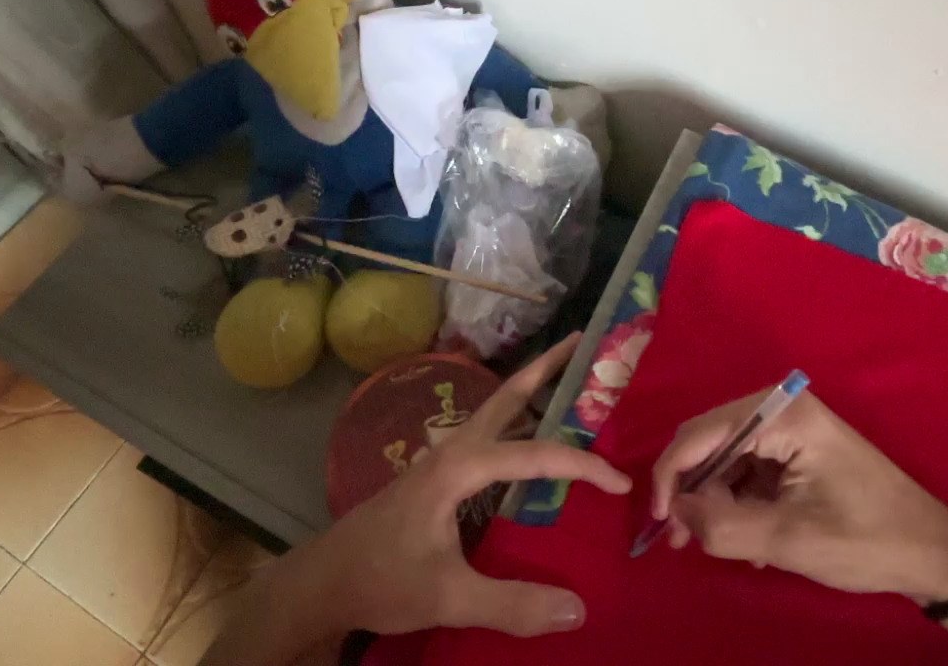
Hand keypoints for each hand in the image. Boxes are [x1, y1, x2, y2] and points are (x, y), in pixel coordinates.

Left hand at [282, 335, 629, 639]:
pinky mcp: (442, 471)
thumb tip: (579, 608)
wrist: (326, 579)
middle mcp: (456, 447)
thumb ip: (511, 603)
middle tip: (582, 340)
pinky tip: (532, 435)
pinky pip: (490, 432)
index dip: (582, 465)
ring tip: (570, 377)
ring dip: (532, 389)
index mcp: (460, 465)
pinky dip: (519, 420)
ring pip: (497, 409)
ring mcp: (446, 456)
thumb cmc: (383, 578)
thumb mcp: (447, 596)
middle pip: (509, 394)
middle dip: (547, 366)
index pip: (535, 454)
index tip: (621, 482)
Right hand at [651, 387, 947, 601]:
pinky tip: (748, 540)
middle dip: (692, 488)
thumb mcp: (790, 540)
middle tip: (681, 537)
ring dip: (714, 499)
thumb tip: (675, 511)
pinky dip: (738, 501)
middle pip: (710, 440)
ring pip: (726, 456)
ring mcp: (790, 427)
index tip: (660, 519)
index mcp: (783, 415)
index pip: (703, 433)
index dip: (671, 474)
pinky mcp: (797, 448)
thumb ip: (724, 526)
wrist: (936, 554)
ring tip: (713, 544)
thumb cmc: (867, 540)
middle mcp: (781, 409)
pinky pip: (748, 467)